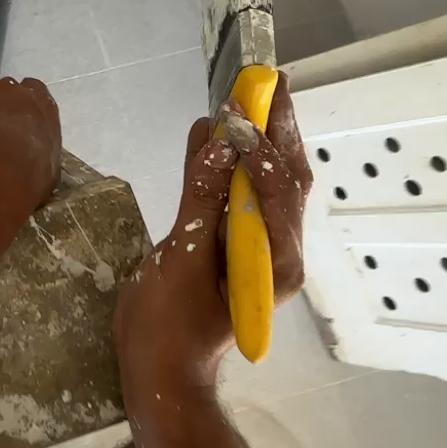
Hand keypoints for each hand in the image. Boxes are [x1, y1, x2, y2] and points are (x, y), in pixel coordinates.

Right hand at [115, 73, 310, 389]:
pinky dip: (232, 161)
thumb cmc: (168, 322)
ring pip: (268, 183)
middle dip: (279, 128)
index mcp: (275, 258)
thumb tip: (216, 141)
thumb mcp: (181, 261)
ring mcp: (259, 246)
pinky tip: (215, 135)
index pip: (278, 188)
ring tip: (255, 95)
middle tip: (269, 81)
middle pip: (286, 178)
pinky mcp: (235, 244)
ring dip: (262, 138)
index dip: (261, 142)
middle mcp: (278, 248)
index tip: (241, 102)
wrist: (160, 366)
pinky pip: (241, 194)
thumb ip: (201, 201)